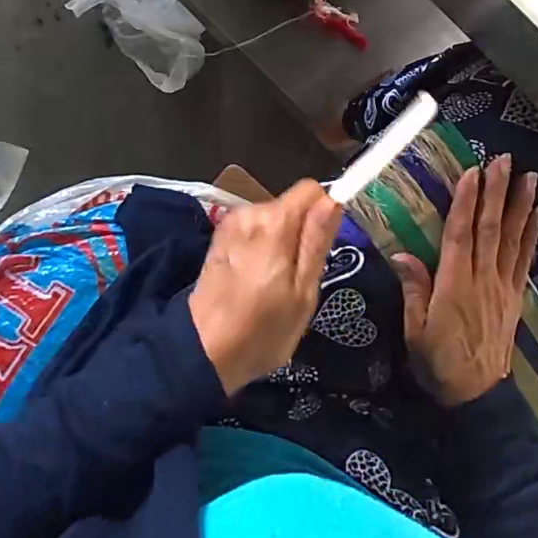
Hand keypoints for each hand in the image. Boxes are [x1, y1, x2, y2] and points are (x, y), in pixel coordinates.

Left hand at [189, 179, 341, 394]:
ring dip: (282, 243)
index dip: (325, 211)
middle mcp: (250, 213)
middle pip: (291, 206)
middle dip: (302, 234)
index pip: (311, 189)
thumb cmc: (263, 329)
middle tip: (299, 278)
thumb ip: (317, 241)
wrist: (205, 349)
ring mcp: (232, 223)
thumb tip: (332, 200)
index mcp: (274, 222)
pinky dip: (262, 247)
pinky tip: (257, 279)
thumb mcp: (303, 292)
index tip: (326, 244)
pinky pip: (255, 230)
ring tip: (277, 283)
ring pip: (274, 218)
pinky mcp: (220, 236)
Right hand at [392, 155, 537, 406]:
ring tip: (530, 178)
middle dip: (498, 194)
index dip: (467, 203)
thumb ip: (414, 291)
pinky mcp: (515, 296)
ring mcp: (504, 287)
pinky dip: (533, 234)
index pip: (462, 236)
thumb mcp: (415, 330)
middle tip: (504, 162)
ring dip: (521, 207)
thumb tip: (402, 253)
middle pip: (491, 230)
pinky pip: (526, 259)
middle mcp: (484, 280)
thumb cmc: (438, 361)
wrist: (478, 397)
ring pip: (513, 240)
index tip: (473, 174)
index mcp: (455, 286)